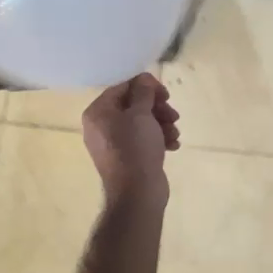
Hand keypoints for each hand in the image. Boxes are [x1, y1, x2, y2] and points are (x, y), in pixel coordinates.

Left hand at [82, 73, 180, 207]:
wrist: (137, 194)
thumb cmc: (135, 148)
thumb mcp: (141, 114)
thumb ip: (143, 92)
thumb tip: (143, 78)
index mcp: (98, 112)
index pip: (123, 87)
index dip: (146, 87)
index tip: (165, 93)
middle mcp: (101, 126)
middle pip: (134, 105)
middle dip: (157, 108)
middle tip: (173, 114)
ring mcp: (113, 143)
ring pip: (142, 122)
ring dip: (162, 123)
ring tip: (174, 133)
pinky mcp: (126, 157)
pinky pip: (143, 138)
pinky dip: (158, 138)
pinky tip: (172, 144)